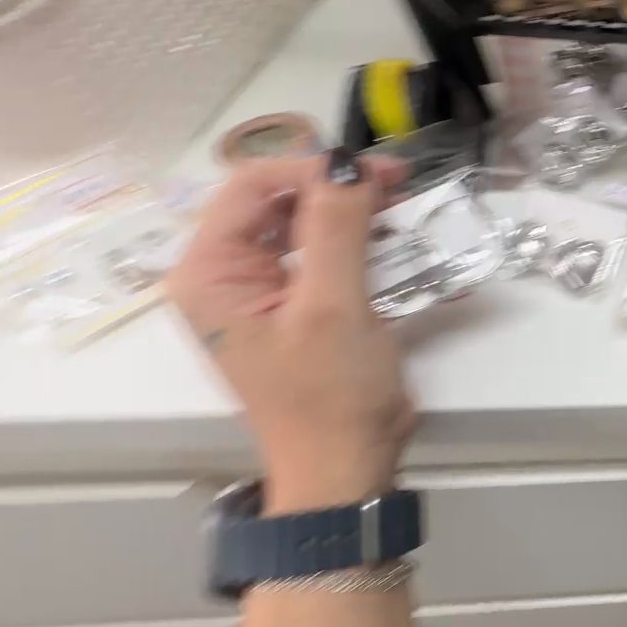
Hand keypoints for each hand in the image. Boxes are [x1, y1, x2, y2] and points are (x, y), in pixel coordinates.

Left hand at [167, 149, 415, 512]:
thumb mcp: (334, 306)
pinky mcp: (311, 311)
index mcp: (212, 272)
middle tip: (404, 188)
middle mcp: (233, 276)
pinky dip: (376, 254)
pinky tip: (415, 255)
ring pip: (315, 231)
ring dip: (366, 221)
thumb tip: (349, 164)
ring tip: (413, 218)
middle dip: (344, 191)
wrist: (347, 462)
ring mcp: (272, 295)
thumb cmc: (330, 390)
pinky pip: (337, 264)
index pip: (252, 188)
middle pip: (283, 204)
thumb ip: (338, 229)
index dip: (314, 169)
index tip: (380, 173)